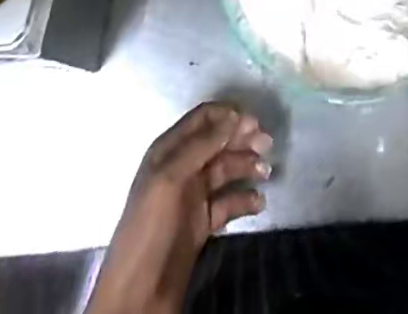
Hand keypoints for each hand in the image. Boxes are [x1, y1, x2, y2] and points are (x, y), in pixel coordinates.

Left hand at [85, 102, 272, 313]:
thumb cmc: (150, 226)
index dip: (227, 116)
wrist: (139, 290)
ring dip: (246, 167)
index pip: (202, 119)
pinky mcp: (202, 222)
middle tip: (268, 145)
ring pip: (225, 170)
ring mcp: (192, 195)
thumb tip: (233, 115)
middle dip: (242, 140)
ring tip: (267, 174)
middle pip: (217, 142)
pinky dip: (244, 200)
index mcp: (168, 151)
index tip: (254, 121)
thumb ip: (201, 145)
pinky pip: (227, 203)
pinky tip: (258, 203)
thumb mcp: (170, 179)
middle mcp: (182, 167)